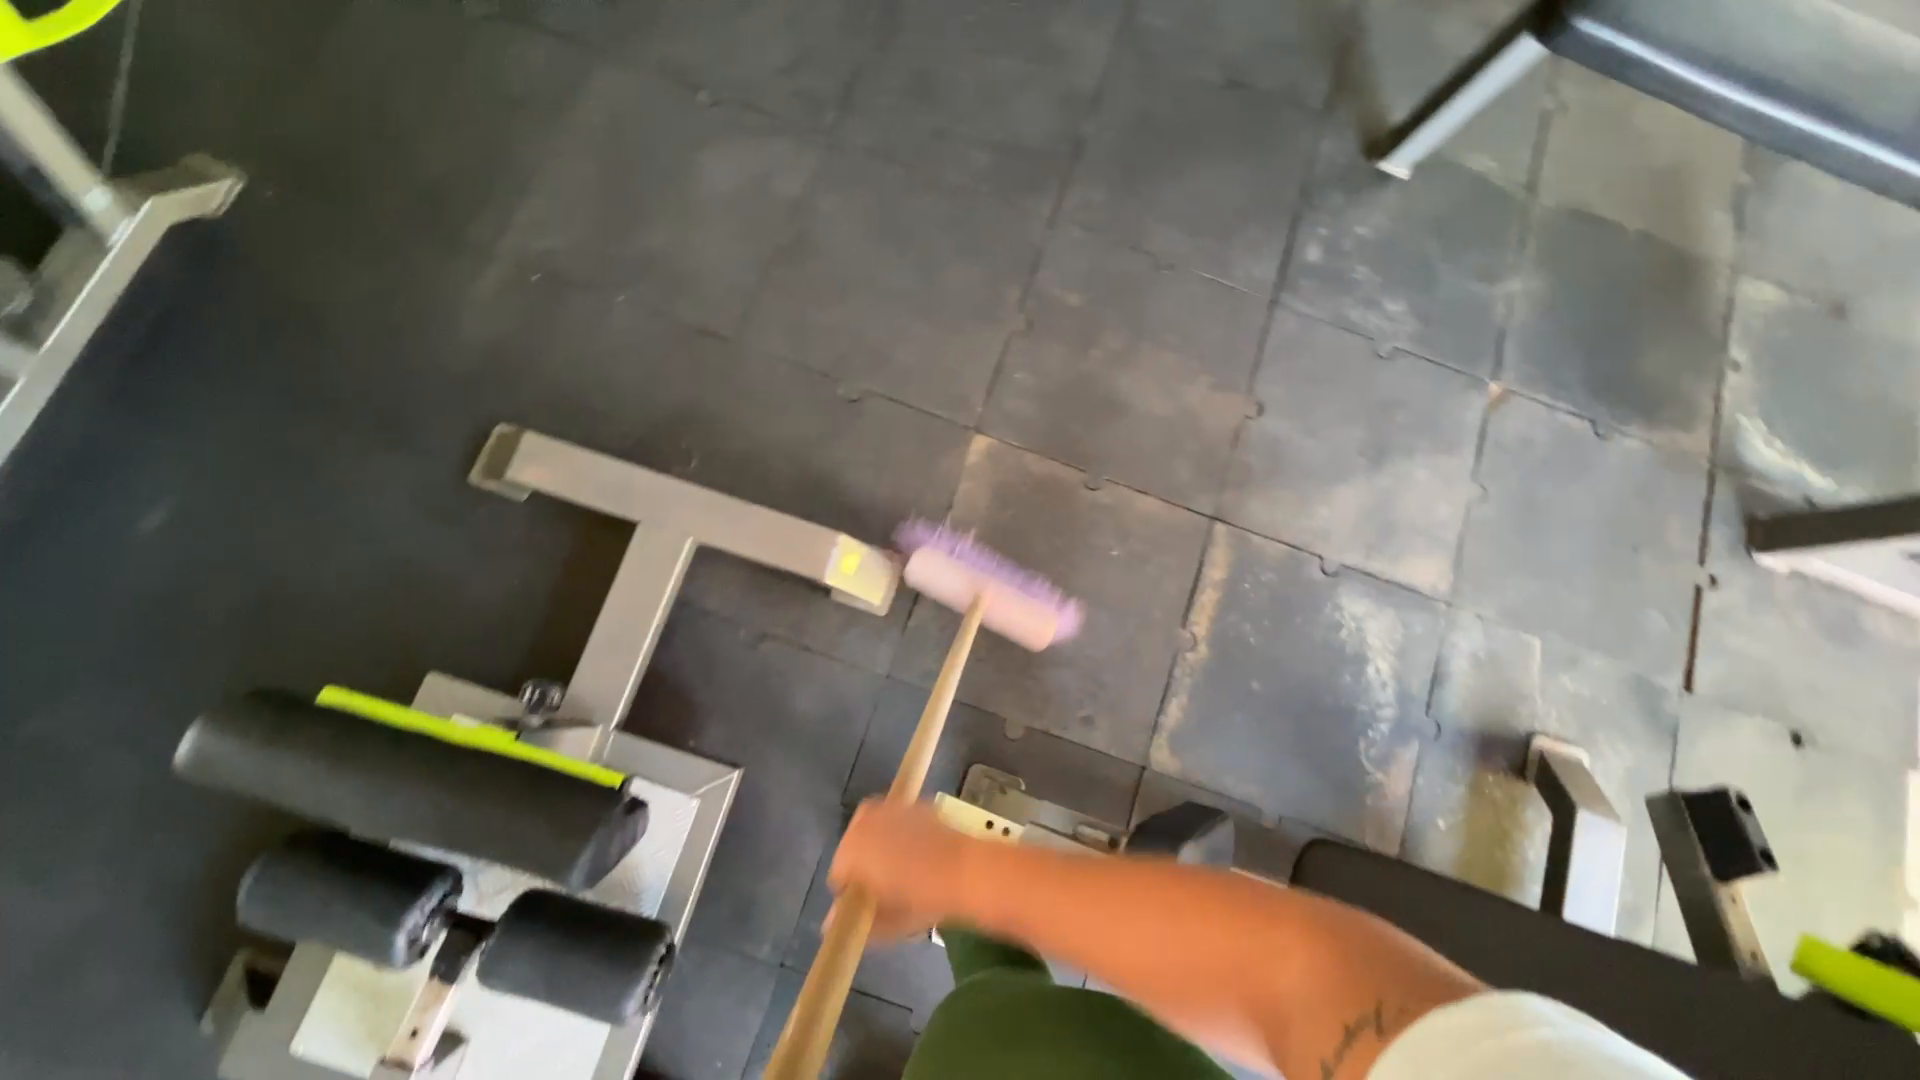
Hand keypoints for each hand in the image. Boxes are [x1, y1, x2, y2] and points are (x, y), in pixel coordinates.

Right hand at [828, 798, 974, 940]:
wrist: (965, 870)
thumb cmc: (922, 900)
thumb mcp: (888, 922)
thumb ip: (857, 921)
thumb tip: (833, 922)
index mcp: (851, 852)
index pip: (837, 874)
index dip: (850, 891)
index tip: (865, 902)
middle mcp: (864, 823)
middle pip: (851, 844)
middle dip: (860, 861)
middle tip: (880, 883)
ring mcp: (890, 808)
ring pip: (870, 826)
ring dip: (876, 842)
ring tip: (895, 863)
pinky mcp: (913, 804)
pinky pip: (894, 818)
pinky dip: (897, 830)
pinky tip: (915, 848)